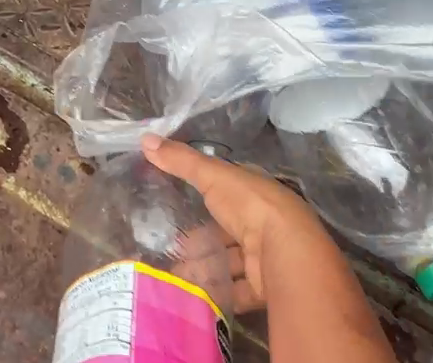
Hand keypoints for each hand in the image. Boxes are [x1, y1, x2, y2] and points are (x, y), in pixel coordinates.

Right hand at [141, 133, 330, 313]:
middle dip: (199, 239)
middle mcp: (263, 222)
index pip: (226, 190)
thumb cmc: (250, 205)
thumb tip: (144, 138)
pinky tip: (193, 293)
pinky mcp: (266, 287)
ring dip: (204, 267)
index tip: (176, 204)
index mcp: (255, 191)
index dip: (203, 194)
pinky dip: (217, 292)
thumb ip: (180, 160)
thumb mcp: (211, 175)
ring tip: (174, 273)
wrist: (287, 255)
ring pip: (229, 261)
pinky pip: (236, 290)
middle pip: (225, 230)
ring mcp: (266, 256)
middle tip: (170, 245)